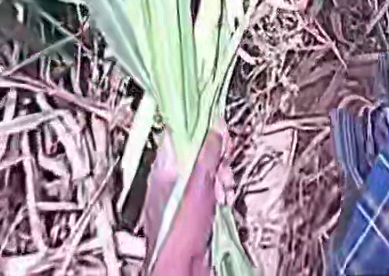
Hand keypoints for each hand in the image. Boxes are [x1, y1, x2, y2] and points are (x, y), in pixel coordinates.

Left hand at [142, 134, 226, 275]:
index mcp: (164, 168)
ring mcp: (181, 195)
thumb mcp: (199, 183)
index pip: (180, 133)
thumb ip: (207, 153)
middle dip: (216, 155)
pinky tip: (224, 198)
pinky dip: (220, 190)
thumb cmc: (181, 232)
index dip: (201, 127)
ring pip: (206, 170)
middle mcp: (170, 180)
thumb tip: (215, 128)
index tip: (217, 128)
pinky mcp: (193, 210)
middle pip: (197, 152)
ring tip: (224, 187)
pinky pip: (209, 188)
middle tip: (224, 164)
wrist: (184, 270)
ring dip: (221, 174)